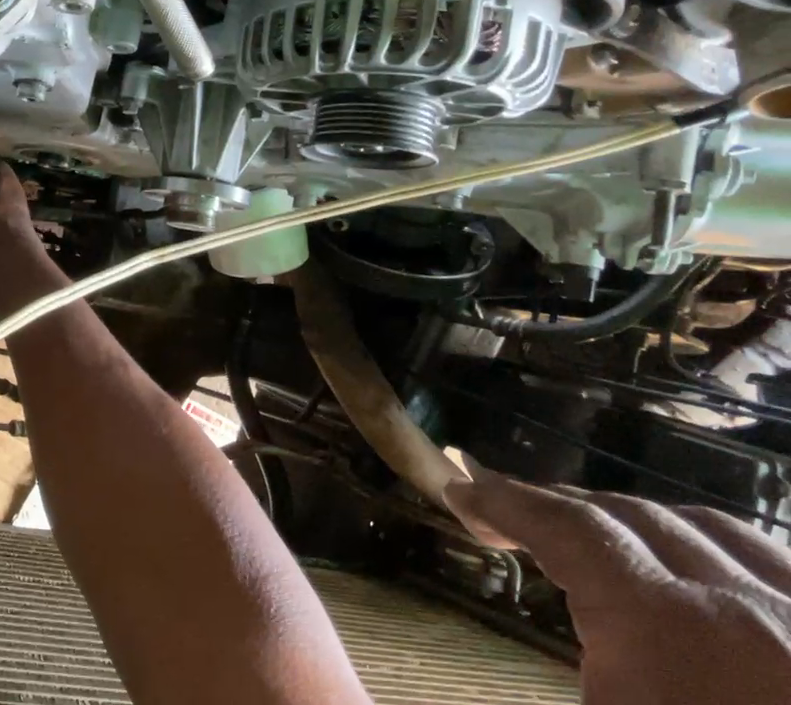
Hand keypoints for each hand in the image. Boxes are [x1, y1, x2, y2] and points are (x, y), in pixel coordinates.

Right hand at [443, 474, 790, 703]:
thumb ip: (564, 673)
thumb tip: (414, 678)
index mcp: (669, 625)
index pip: (568, 527)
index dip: (504, 500)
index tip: (459, 490)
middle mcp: (754, 606)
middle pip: (639, 518)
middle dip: (563, 506)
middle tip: (506, 512)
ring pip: (728, 535)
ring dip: (647, 524)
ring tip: (601, 536)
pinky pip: (789, 569)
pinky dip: (734, 557)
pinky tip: (714, 579)